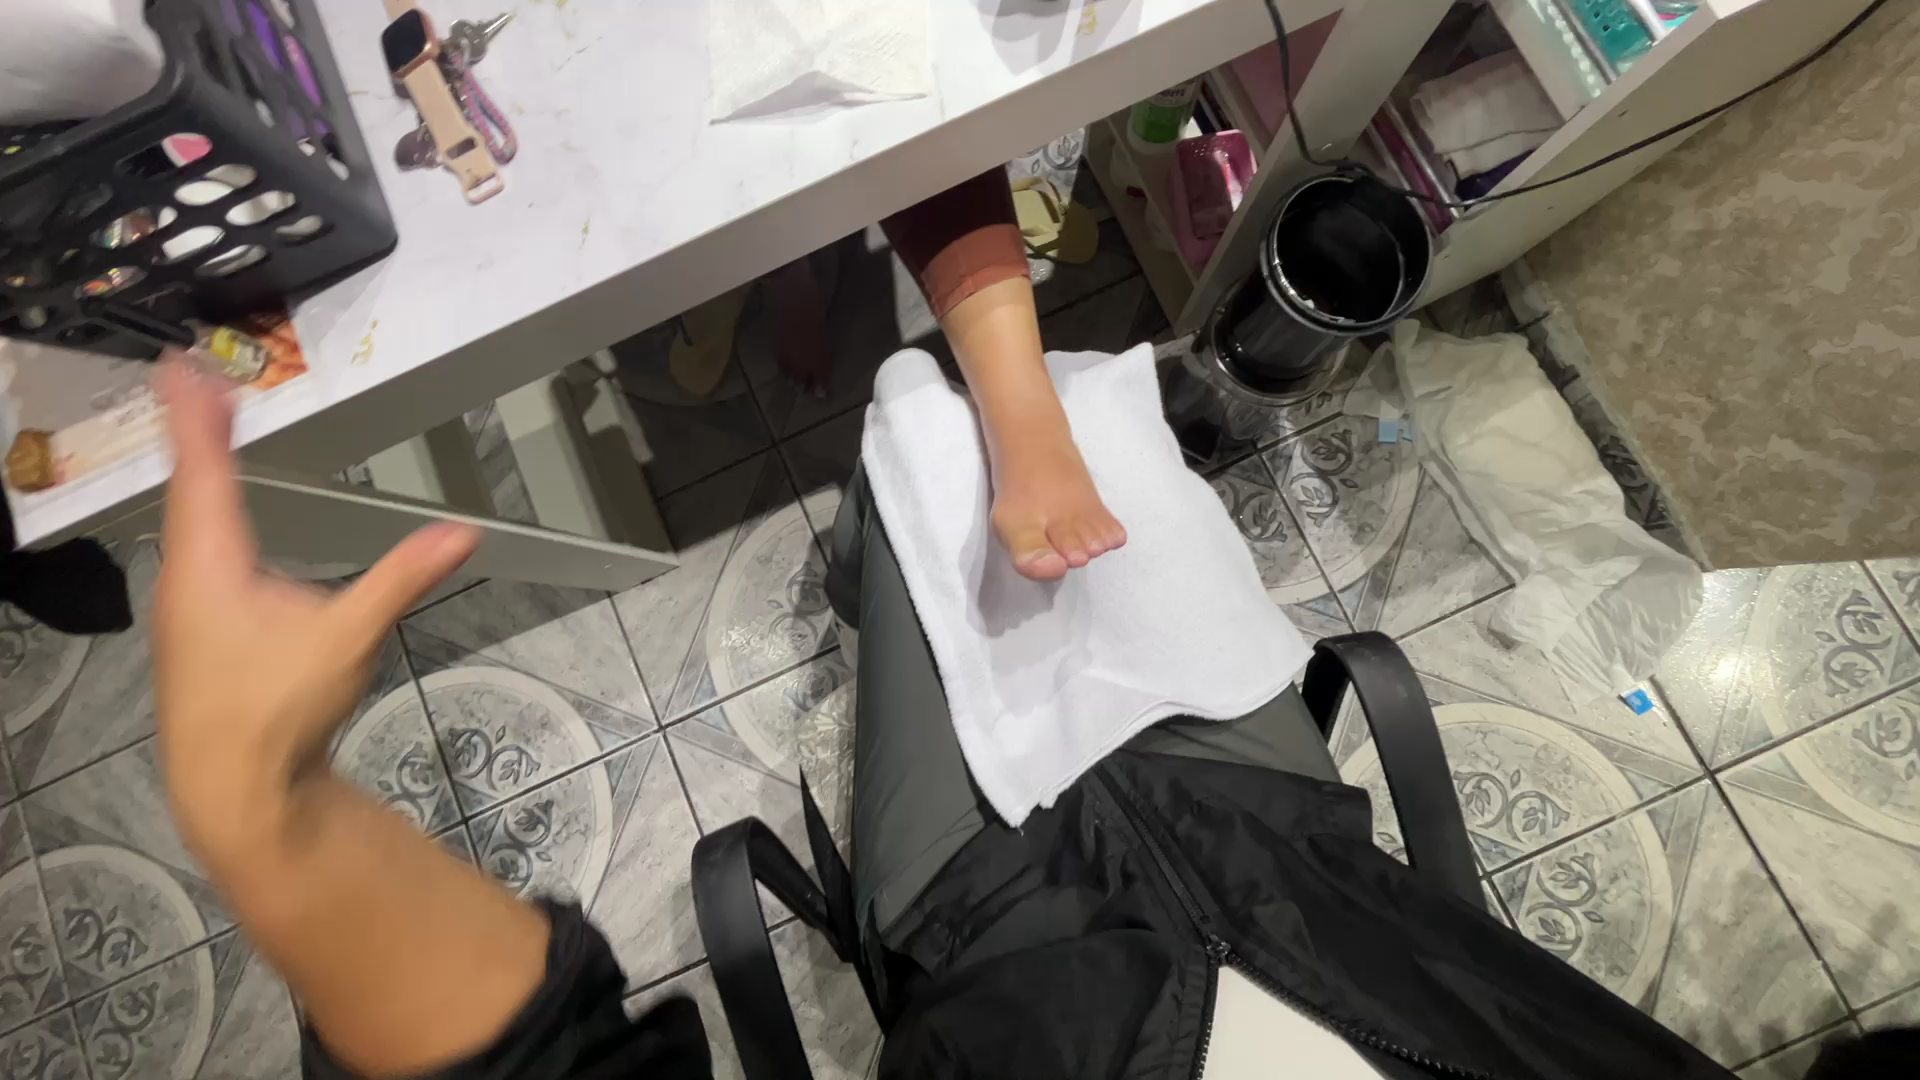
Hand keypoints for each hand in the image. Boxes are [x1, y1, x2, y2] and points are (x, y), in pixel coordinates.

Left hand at [151, 358, 478, 866]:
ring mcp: (195, 607)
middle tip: (199, 384)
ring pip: (193, 525)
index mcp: (211, 568)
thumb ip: (403, 578)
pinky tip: (232, 529)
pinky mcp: (211, 629)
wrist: (235, 782)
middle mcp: (191, 578)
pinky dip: (217, 517)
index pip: (205, 477)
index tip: (182, 365)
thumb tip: (465, 530)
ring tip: (209, 434)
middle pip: (191, 492)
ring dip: (203, 475)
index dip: (196, 420)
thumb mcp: (351, 635)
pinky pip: (208, 554)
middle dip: (196, 434)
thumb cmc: (279, 703)